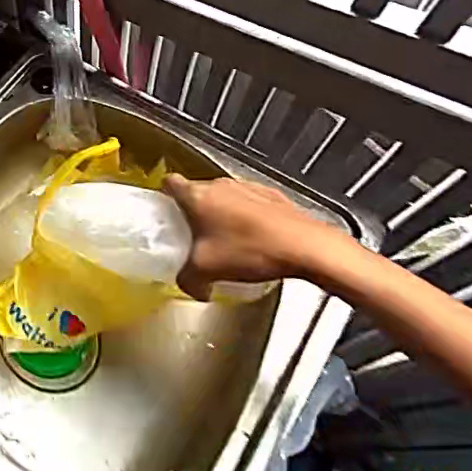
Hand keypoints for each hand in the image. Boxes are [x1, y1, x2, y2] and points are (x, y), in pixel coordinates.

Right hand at [163, 174, 365, 298]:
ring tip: (228, 243)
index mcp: (196, 195)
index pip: (169, 183)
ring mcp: (248, 186)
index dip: (165, 198)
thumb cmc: (249, 250)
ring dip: (222, 215)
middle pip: (197, 192)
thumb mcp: (207, 271)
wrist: (306, 247)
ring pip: (224, 197)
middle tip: (196, 239)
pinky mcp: (272, 195)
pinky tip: (255, 242)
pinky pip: (249, 203)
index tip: (167, 215)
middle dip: (194, 212)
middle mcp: (219, 184)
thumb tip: (190, 287)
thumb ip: (188, 279)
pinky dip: (247, 218)